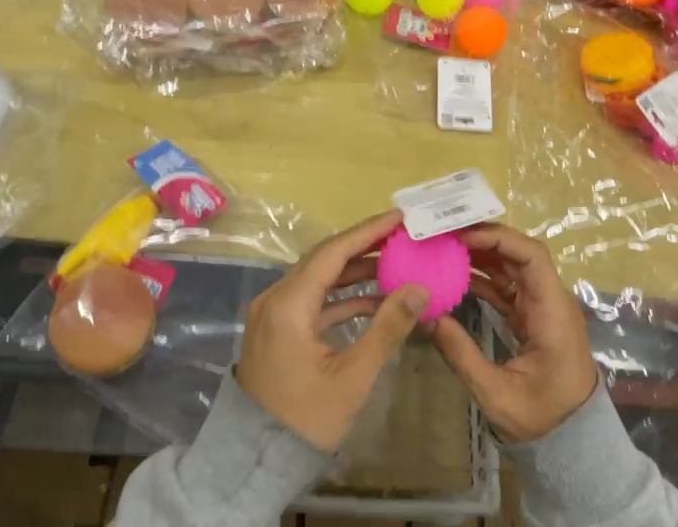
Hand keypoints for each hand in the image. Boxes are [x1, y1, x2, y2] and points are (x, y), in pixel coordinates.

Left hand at [235, 209, 428, 451]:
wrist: (258, 459)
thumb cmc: (306, 418)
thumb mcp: (352, 376)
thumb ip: (387, 328)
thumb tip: (419, 288)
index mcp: (288, 304)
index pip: (332, 252)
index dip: (367, 232)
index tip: (399, 218)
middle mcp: (275, 298)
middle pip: (323, 259)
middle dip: (363, 245)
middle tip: (400, 234)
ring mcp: (274, 313)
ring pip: (318, 278)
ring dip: (354, 271)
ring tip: (394, 262)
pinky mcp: (278, 329)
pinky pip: (312, 300)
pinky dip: (341, 297)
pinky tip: (374, 299)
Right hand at [428, 224, 597, 443]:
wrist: (573, 440)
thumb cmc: (543, 418)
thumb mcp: (498, 395)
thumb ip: (462, 355)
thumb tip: (427, 317)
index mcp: (552, 313)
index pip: (532, 256)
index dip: (498, 239)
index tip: (461, 236)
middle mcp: (551, 300)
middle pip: (519, 253)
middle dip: (483, 238)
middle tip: (443, 234)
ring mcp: (542, 306)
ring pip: (512, 266)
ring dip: (480, 254)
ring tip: (443, 247)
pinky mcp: (532, 316)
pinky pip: (507, 285)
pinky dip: (482, 276)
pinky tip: (455, 275)